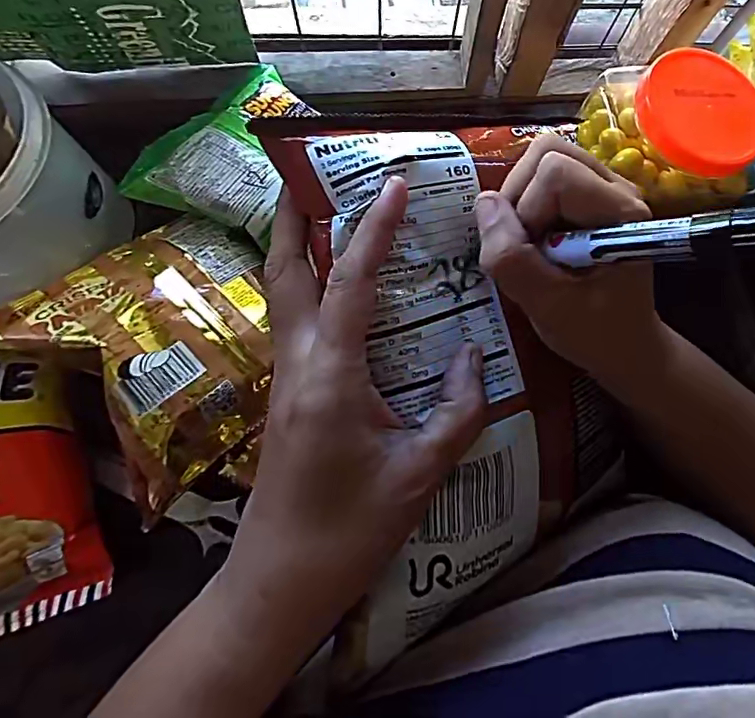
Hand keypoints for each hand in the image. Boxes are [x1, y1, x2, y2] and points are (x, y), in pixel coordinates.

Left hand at [228, 177, 489, 631]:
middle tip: (309, 172)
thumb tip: (475, 355)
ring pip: (280, 289)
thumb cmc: (350, 530)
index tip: (393, 184)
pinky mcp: (285, 389)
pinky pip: (292, 316)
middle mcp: (299, 360)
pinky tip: (331, 280)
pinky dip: (305, 279)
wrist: (279, 581)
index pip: (352, 280)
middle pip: (285, 269)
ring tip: (316, 206)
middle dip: (292, 214)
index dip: (373, 227)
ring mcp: (284, 374)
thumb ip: (458, 411)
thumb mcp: (419, 474)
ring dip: (293, 242)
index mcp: (332, 372)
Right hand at [474, 136, 665, 378]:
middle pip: (548, 151)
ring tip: (530, 240)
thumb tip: (484, 203)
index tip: (535, 255)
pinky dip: (526, 201)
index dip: (528, 211)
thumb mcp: (546, 307)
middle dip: (520, 195)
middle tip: (525, 242)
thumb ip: (511, 258)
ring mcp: (604, 184)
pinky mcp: (589, 191)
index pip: (555, 173)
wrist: (624, 344)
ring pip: (543, 156)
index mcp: (620, 211)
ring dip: (520, 197)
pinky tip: (537, 237)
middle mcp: (617, 186)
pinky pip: (544, 172)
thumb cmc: (594, 331)